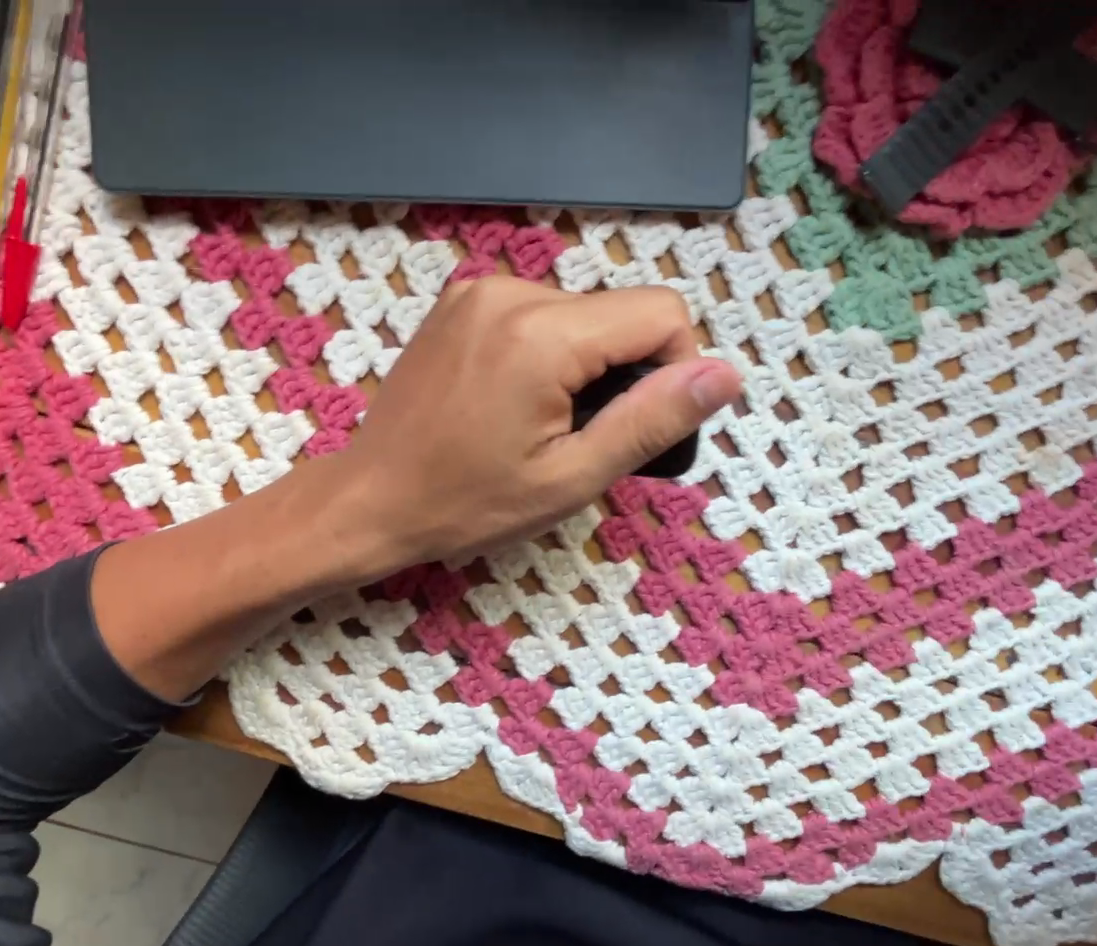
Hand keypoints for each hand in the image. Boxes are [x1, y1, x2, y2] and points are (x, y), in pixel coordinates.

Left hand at [335, 276, 742, 569]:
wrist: (371, 499)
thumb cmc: (469, 503)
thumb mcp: (571, 478)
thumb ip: (651, 421)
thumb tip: (725, 376)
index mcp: (543, 333)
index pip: (661, 313)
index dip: (672, 372)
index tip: (634, 427)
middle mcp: (512, 290)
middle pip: (620, 312)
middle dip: (624, 372)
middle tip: (580, 438)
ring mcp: (479, 290)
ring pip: (583, 314)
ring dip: (586, 364)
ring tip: (542, 424)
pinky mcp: (460, 301)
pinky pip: (539, 313)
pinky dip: (548, 352)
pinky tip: (514, 401)